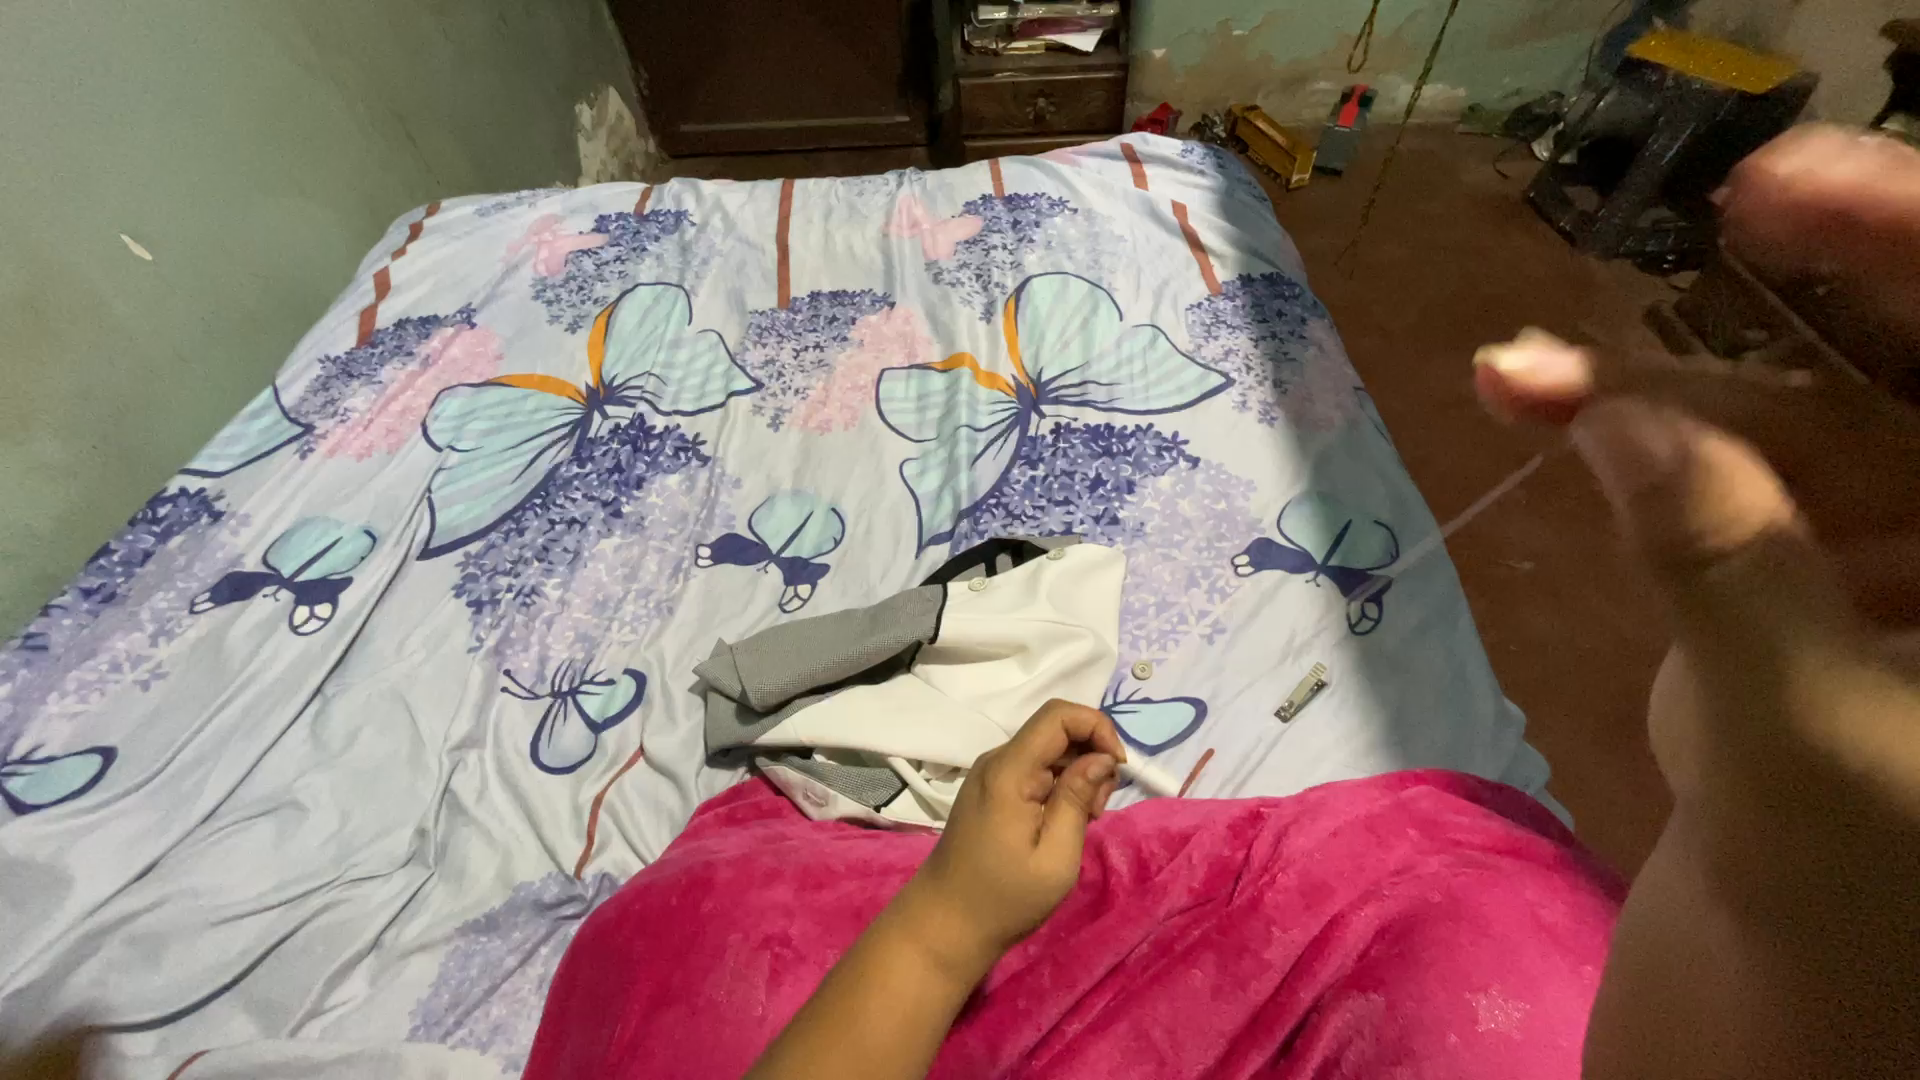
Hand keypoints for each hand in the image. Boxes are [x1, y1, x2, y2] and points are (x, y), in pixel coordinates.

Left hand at [897, 700, 1124, 978]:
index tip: (1118, 768)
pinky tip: (1062, 822)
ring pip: (1050, 750)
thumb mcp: (1055, 857)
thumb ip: (1078, 799)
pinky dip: (1060, 785)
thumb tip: (1102, 757)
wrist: (946, 922)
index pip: (1058, 715)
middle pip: (1056, 730)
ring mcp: (992, 773)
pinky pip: (1036, 768)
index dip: (1097, 727)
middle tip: (1097, 810)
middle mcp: (998, 760)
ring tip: (1082, 822)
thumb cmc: (1004, 898)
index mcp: (1009, 770)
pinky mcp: (993, 788)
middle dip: (1091, 757)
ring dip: (1078, 775)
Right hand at [1473, 126, 1919, 1077]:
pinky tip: (1529, 408)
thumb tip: (1628, 432)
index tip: (1797, 194)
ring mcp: (1883, 540)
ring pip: (1779, 425)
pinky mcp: (1778, 562)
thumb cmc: (1864, 895)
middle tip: (1738, 198)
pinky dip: (1606, 450)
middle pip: (1918, 371)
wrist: (1806, 966)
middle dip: (1818, 291)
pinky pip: (1695, 481)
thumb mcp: (1810, 739)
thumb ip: (1732, 575)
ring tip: (1512, 369)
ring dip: (1637, 397)